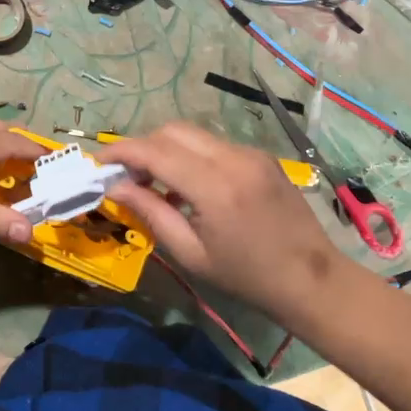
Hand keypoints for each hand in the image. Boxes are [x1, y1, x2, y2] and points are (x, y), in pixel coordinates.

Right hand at [102, 121, 352, 318]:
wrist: (312, 280)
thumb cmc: (246, 276)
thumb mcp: (190, 253)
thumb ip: (151, 212)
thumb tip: (116, 185)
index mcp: (214, 186)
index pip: (154, 150)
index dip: (120, 151)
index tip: (99, 163)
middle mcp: (233, 158)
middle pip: (171, 131)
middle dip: (142, 146)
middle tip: (127, 176)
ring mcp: (250, 153)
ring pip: (192, 134)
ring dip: (166, 150)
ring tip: (156, 184)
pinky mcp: (261, 156)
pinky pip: (213, 145)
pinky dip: (190, 157)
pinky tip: (188, 188)